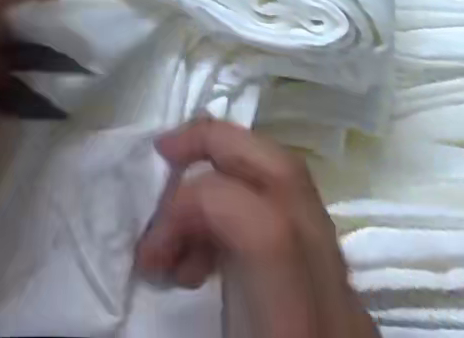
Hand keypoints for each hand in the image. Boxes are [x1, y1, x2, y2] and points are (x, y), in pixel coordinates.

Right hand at [137, 120, 376, 337]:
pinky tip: (211, 267)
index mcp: (297, 335)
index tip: (150, 249)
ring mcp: (349, 304)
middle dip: (214, 144)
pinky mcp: (344, 310)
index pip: (261, 225)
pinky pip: (293, 223)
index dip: (191, 205)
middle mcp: (336, 309)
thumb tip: (113, 293)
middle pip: (286, 175)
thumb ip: (175, 326)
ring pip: (293, 189)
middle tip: (162, 159)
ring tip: (177, 243)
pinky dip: (243, 213)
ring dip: (222, 181)